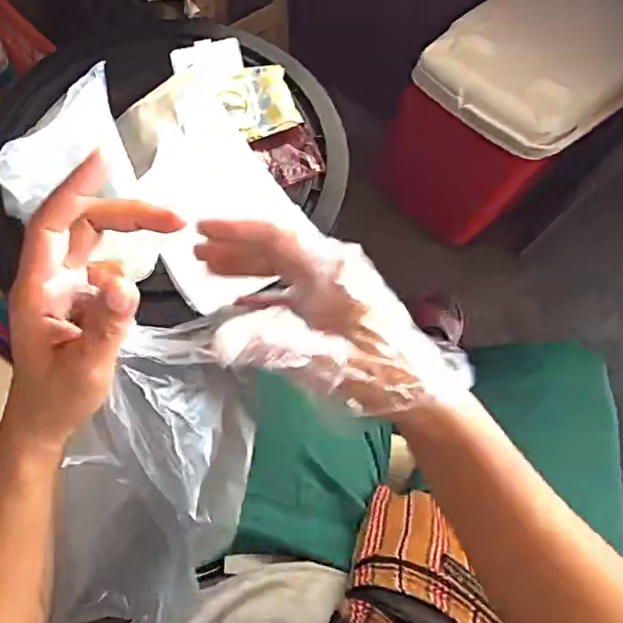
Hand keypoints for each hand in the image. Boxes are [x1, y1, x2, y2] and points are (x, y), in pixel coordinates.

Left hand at [2, 153, 183, 451]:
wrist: (42, 424)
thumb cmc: (55, 399)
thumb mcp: (86, 367)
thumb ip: (106, 326)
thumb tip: (126, 282)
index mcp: (37, 287)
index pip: (52, 223)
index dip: (74, 187)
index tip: (102, 157)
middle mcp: (48, 278)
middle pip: (83, 225)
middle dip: (126, 213)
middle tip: (174, 218)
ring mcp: (62, 287)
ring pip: (94, 242)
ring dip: (129, 231)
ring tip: (171, 229)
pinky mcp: (76, 299)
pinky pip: (102, 266)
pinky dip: (123, 263)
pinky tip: (138, 279)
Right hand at [194, 220, 460, 416]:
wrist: (424, 395)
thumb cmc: (379, 375)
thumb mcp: (323, 362)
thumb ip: (270, 346)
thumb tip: (218, 342)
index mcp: (333, 271)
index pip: (279, 236)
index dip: (238, 229)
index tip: (204, 226)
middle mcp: (335, 268)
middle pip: (277, 245)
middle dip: (236, 245)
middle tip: (198, 247)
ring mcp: (336, 284)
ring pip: (283, 263)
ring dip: (247, 263)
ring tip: (210, 266)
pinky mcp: (336, 303)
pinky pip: (292, 284)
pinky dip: (264, 286)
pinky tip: (242, 297)